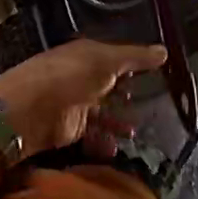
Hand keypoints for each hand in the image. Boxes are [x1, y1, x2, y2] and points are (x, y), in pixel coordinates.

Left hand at [0, 39, 164, 158]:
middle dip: (127, 95)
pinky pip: (93, 134)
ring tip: (138, 131)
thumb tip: (164, 50)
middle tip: (153, 106)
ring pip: (102, 112)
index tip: (157, 74)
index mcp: (86, 54)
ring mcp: (75, 102)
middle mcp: (80, 76)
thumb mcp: (104, 60)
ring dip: (118, 122)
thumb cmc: (70, 75)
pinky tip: (118, 148)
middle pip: (107, 85)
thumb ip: (133, 57)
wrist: (33, 108)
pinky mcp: (71, 128)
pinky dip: (106, 141)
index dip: (132, 65)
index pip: (113, 58)